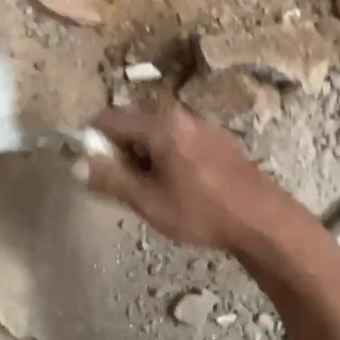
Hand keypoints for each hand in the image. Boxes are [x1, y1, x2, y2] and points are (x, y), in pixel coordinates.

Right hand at [75, 104, 290, 252]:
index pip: (108, 120)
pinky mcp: (217, 141)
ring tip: (148, 191)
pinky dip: (163, 158)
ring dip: (141, 157)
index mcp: (161, 126)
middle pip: (132, 125)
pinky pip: (176, 141)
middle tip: (121, 186)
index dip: (91, 141)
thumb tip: (75, 165)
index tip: (88, 168)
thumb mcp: (147, 201)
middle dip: (118, 151)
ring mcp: (202, 127)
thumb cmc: (201, 212)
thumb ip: (109, 179)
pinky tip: (175, 188)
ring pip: (154, 134)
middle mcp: (181, 117)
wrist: (263, 222)